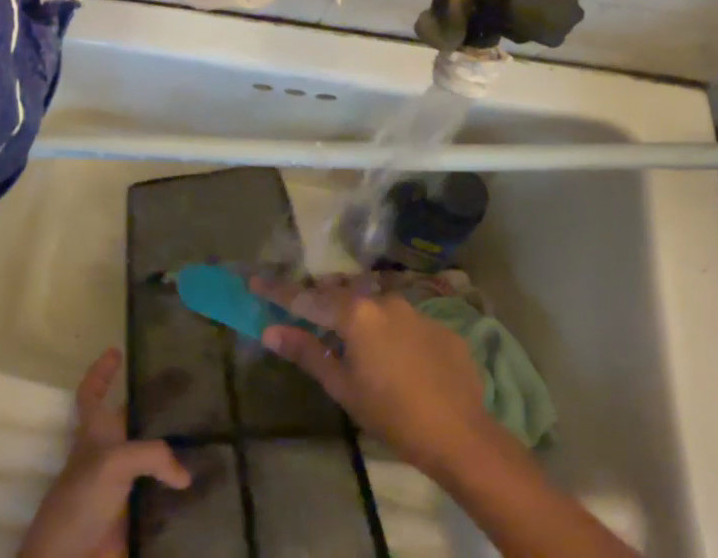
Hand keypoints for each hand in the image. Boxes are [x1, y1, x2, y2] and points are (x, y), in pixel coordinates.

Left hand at [18, 348, 191, 557]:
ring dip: (175, 450)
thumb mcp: (112, 463)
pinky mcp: (136, 515)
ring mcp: (122, 486)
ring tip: (210, 439)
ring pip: (152, 458)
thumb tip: (185, 474)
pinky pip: (162, 495)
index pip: (92, 393)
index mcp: (94, 434)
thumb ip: (151, 455)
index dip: (100, 371)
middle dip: (155, 406)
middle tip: (189, 394)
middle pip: (131, 421)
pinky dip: (182, 491)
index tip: (116, 350)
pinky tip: (207, 488)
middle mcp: (109, 455)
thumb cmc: (81, 499)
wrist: (71, 557)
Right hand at [252, 276, 493, 475]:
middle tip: (305, 314)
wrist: (463, 437)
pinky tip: (394, 358)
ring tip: (351, 337)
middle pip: (342, 293)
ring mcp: (418, 312)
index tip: (254, 281)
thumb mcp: (342, 386)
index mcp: (356, 313)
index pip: (306, 297)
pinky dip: (390, 331)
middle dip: (321, 300)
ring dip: (358, 314)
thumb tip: (270, 331)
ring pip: (376, 304)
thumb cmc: (392, 414)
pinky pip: (405, 321)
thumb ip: (307, 352)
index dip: (277, 291)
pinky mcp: (442, 330)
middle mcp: (385, 301)